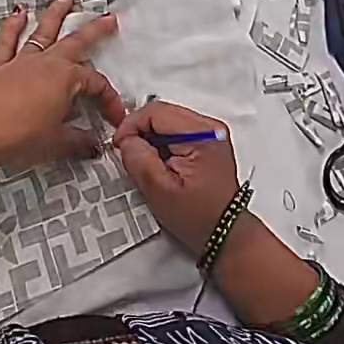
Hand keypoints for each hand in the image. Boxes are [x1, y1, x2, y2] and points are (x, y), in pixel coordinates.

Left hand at [0, 0, 125, 171]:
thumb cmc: (20, 136)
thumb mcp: (57, 142)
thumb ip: (79, 141)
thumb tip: (93, 145)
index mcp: (66, 78)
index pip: (96, 85)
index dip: (109, 100)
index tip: (114, 118)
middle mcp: (46, 63)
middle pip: (76, 42)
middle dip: (95, 30)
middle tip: (109, 19)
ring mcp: (22, 62)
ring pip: (44, 32)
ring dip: (56, 14)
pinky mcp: (0, 68)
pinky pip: (8, 41)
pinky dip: (13, 26)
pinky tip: (19, 13)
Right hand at [114, 101, 317, 326]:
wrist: (223, 233)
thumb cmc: (199, 217)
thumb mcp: (159, 189)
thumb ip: (138, 158)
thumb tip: (126, 139)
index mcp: (203, 134)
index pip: (156, 111)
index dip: (131, 125)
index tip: (120, 145)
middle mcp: (210, 128)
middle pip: (161, 113)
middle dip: (140, 132)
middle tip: (130, 155)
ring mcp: (210, 134)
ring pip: (166, 121)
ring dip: (150, 139)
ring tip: (148, 165)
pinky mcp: (206, 142)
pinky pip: (175, 132)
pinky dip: (161, 144)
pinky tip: (161, 165)